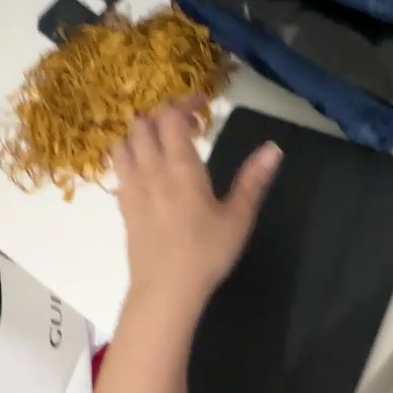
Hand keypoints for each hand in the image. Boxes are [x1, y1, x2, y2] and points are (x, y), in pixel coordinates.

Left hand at [111, 97, 280, 311]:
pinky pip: (119, 167)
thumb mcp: (238, 218)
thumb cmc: (207, 254)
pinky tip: (146, 169)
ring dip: (140, 133)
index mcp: (181, 167)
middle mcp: (151, 169)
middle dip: (162, 115)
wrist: (166, 289)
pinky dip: (130, 156)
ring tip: (160, 141)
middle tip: (185, 123)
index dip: (184, 103)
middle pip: (142, 124)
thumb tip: (273, 148)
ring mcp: (132, 187)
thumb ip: (253, 180)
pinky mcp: (123, 206)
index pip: (171, 118)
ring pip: (123, 142)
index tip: (203, 103)